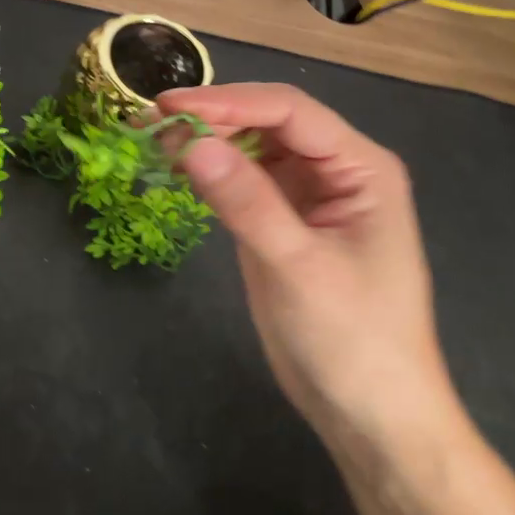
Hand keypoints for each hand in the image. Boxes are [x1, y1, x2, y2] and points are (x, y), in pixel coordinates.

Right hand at [157, 83, 463, 455]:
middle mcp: (335, 171)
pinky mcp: (279, 222)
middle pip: (267, 122)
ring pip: (248, 148)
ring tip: (150, 142)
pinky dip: (206, 170)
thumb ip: (246, 201)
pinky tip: (173, 168)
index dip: (227, 102)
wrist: (368, 412)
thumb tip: (188, 141)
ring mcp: (306, 196)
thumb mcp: (298, 266)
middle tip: (146, 124)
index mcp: (361, 168)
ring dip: (203, 141)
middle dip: (210, 118)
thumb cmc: (351, 338)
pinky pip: (239, 180)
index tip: (167, 107)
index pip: (289, 112)